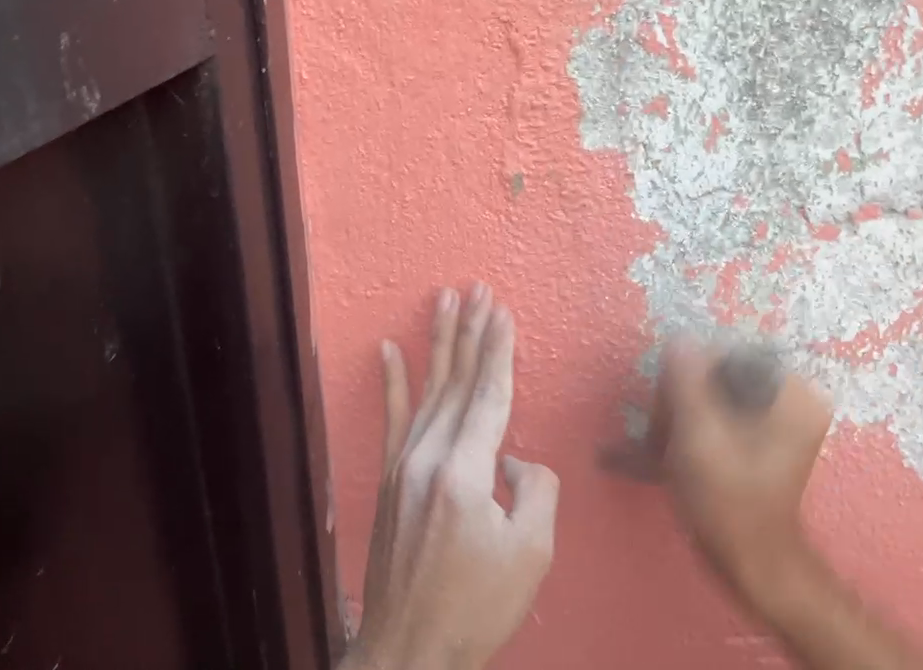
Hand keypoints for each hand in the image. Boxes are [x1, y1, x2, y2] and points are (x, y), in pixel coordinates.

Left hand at [342, 283, 559, 669]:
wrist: (409, 651)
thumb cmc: (476, 606)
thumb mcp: (530, 552)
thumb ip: (535, 490)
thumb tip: (512, 460)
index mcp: (464, 471)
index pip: (488, 395)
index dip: (499, 351)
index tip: (503, 311)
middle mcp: (428, 456)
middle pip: (456, 381)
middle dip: (471, 333)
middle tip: (479, 289)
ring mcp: (402, 465)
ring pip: (427, 390)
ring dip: (440, 344)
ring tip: (446, 300)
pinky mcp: (387, 479)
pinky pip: (391, 419)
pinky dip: (391, 382)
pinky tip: (387, 348)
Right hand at [651, 341, 922, 668]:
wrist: (750, 567)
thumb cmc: (729, 502)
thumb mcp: (701, 435)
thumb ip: (686, 381)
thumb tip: (679, 337)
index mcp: (791, 393)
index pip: (726, 353)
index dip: (688, 374)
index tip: (668, 409)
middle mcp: (788, 401)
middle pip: (714, 374)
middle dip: (678, 402)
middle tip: (661, 436)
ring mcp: (770, 423)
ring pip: (706, 397)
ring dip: (675, 420)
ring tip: (657, 452)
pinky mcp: (752, 443)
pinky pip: (712, 420)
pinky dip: (685, 434)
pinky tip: (652, 453)